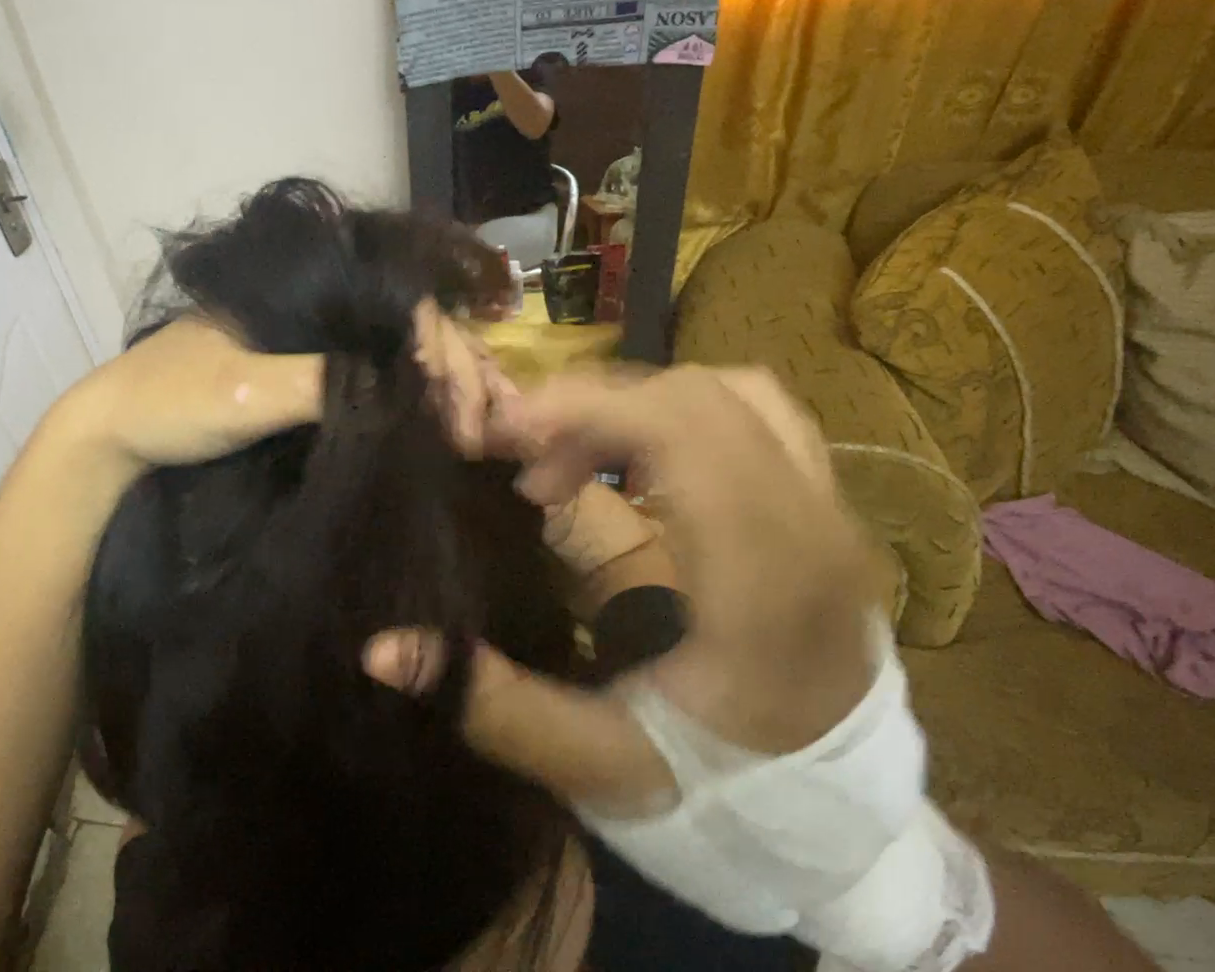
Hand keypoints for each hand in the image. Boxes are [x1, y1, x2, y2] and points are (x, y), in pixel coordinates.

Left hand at [53, 305, 512, 475]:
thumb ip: (323, 386)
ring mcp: (310, 343)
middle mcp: (317, 305)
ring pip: (395, 354)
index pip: (401, 307)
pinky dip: (410, 403)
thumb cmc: (168, 402)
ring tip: (478, 433)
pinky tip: (436, 430)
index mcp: (305, 287)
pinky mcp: (301, 377)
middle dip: (457, 372)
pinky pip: (371, 381)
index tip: (464, 421)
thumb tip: (409, 396)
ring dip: (441, 388)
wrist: (112, 435)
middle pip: (408, 327)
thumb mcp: (245, 393)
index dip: (443, 358)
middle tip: (486, 431)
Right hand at [366, 365, 881, 814]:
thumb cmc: (715, 791)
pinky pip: (758, 419)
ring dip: (634, 407)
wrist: (833, 820)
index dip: (581, 408)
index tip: (498, 436)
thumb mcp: (593, 761)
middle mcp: (810, 529)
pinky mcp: (824, 515)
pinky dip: (680, 417)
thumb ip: (491, 702)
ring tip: (570, 459)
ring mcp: (830, 515)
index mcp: (761, 582)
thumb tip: (381, 651)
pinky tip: (634, 464)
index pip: (683, 429)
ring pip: (733, 395)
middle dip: (589, 407)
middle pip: (697, 397)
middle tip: (517, 459)